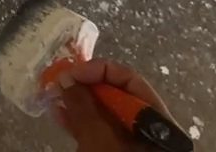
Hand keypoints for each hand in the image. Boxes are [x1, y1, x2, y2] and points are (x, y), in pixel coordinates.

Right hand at [49, 59, 177, 151]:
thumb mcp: (101, 140)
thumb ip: (84, 108)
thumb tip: (65, 78)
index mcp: (162, 125)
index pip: (130, 80)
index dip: (98, 71)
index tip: (71, 74)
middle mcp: (152, 130)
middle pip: (117, 95)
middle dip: (84, 86)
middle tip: (59, 83)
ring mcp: (137, 143)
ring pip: (106, 113)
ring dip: (78, 102)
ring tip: (54, 96)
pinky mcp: (120, 150)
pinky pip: (102, 130)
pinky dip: (81, 120)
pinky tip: (60, 114)